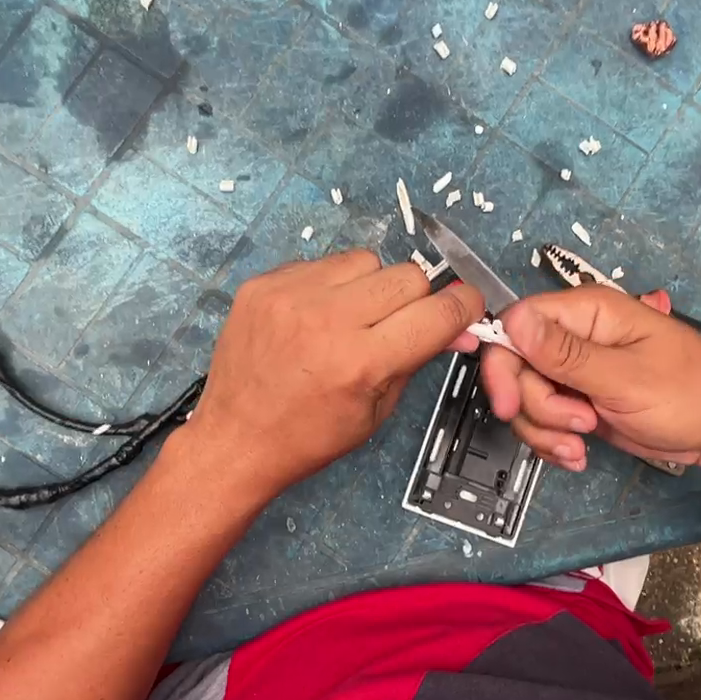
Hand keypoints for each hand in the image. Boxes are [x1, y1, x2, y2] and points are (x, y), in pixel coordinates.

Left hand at [185, 251, 483, 500]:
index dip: (463, 308)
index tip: (465, 308)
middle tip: (396, 326)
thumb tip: (457, 326)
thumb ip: (418, 358)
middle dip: (415, 300)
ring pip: (367, 260)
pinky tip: (315, 317)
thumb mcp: (377, 411)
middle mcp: (327, 319)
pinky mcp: (264, 284)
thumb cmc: (308, 437)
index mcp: (360, 362)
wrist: (235, 439)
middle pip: (408, 276)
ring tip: (350, 320)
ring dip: (371, 287)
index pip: (439, 312)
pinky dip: (330, 286)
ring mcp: (290, 295)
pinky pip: (322, 263)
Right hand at [478, 285, 700, 471]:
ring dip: (546, 429)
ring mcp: (574, 372)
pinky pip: (542, 421)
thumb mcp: (625, 377)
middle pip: (516, 368)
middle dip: (536, 406)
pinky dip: (553, 442)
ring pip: (525, 399)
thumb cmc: (692, 394)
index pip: (516, 324)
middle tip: (577, 424)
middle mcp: (574, 338)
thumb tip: (514, 319)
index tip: (509, 403)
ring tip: (582, 443)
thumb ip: (565, 353)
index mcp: (588, 313)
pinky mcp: (577, 402)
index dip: (504, 363)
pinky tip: (579, 453)